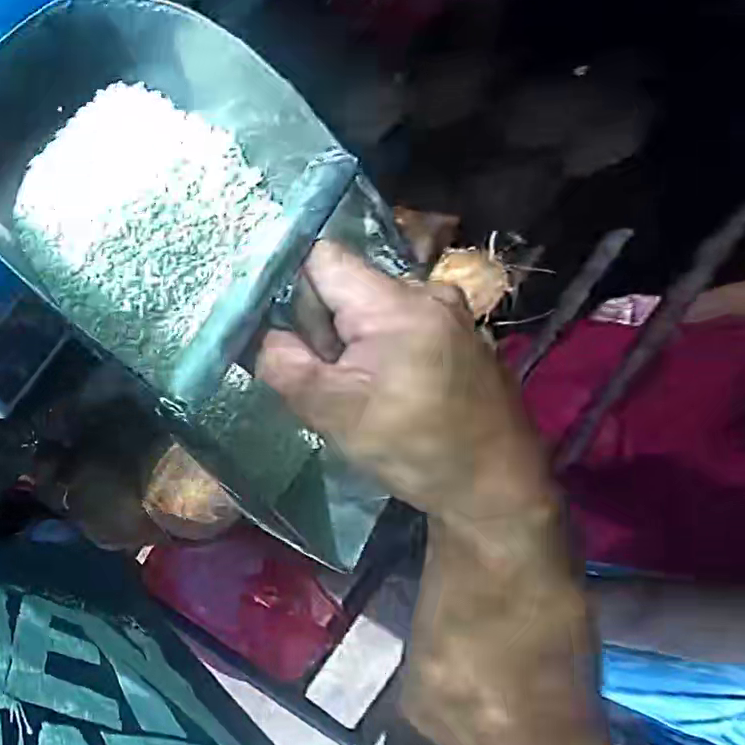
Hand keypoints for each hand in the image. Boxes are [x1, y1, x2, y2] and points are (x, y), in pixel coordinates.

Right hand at [253, 240, 554, 532]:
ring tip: (323, 374)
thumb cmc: (412, 446)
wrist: (494, 486)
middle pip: (340, 282)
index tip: (250, 304)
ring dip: (331, 333)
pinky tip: (356, 379)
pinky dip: (357, 342)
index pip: (321, 258)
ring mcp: (442, 312)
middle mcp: (424, 293)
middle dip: (304, 314)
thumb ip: (280, 362)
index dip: (280, 273)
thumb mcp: (328, 409)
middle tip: (289, 356)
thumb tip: (252, 332)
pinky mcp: (447, 333)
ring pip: (359, 305)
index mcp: (395, 305)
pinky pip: (384, 321)